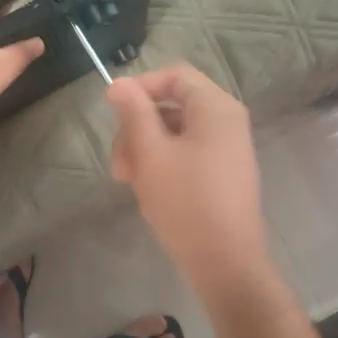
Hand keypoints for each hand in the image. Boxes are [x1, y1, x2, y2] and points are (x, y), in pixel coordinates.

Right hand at [107, 64, 269, 283]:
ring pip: (174, 134)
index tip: (111, 112)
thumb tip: (119, 84)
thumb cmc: (186, 202)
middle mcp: (226, 122)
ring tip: (129, 181)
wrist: (224, 262)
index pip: (174, 76)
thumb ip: (134, 114)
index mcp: (215, 108)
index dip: (139, 87)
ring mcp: (226, 150)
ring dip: (144, 151)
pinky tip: (148, 193)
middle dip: (137, 128)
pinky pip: (185, 156)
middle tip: (118, 163)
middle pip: (171, 106)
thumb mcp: (151, 153)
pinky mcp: (220, 175)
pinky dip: (162, 167)